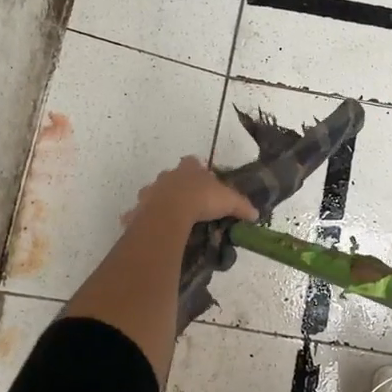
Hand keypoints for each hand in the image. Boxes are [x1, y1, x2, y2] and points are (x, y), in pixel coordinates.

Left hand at [123, 157, 257, 230]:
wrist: (170, 213)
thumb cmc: (201, 200)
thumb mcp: (229, 201)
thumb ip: (242, 206)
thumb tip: (256, 214)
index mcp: (188, 169)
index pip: (192, 162)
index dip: (198, 170)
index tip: (204, 182)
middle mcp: (167, 177)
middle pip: (171, 177)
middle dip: (177, 186)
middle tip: (187, 202)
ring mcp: (150, 192)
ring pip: (152, 193)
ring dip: (157, 201)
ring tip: (167, 217)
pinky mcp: (138, 211)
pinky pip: (136, 215)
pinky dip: (138, 220)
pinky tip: (146, 229)